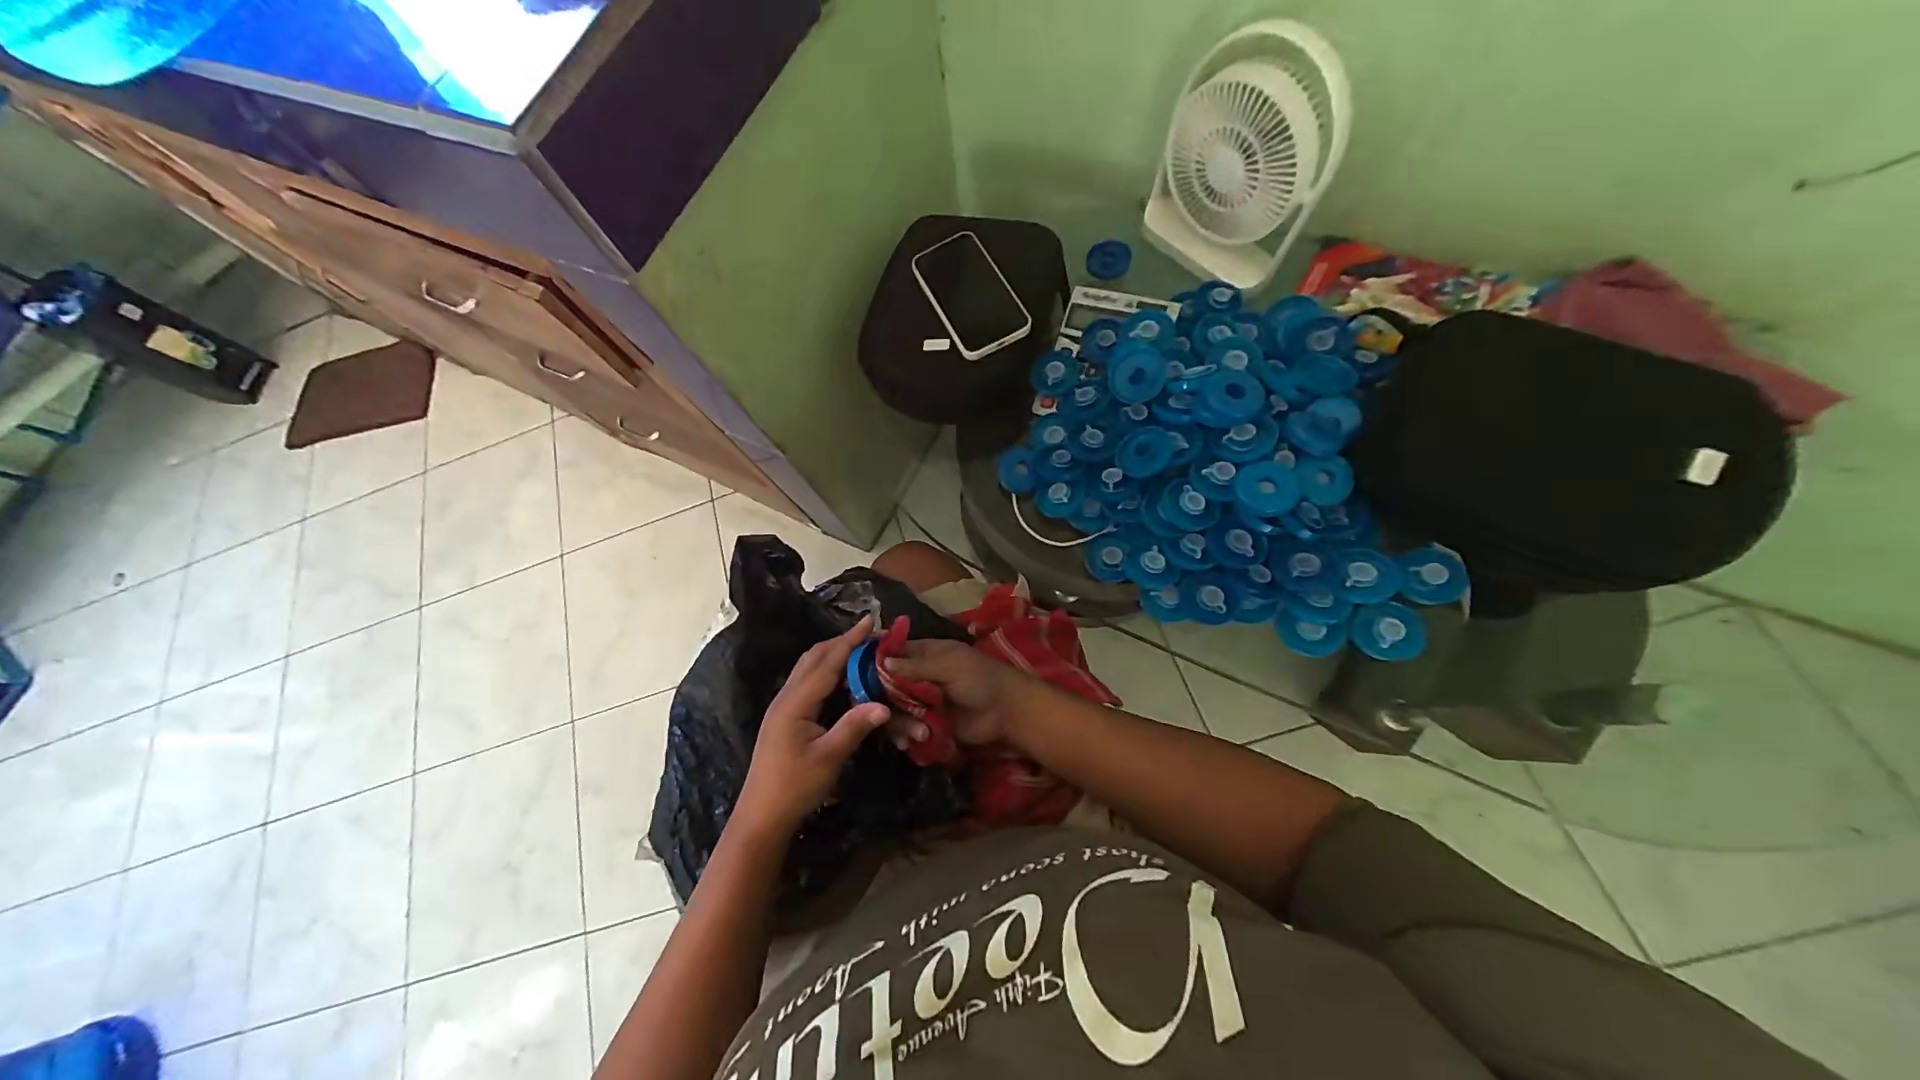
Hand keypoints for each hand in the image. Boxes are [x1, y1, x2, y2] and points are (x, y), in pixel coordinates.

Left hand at [734, 615, 890, 839]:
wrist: (760, 817)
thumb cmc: (794, 788)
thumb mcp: (829, 758)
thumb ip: (855, 727)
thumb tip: (884, 704)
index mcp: (795, 703)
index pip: (827, 662)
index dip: (849, 641)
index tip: (870, 622)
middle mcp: (786, 698)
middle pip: (813, 658)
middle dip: (840, 642)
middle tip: (869, 634)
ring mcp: (782, 708)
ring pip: (808, 669)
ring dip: (832, 654)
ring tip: (859, 650)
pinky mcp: (784, 719)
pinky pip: (807, 683)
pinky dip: (826, 671)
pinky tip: (842, 679)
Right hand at [882, 639, 1033, 749]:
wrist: (1006, 712)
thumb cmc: (979, 679)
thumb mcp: (948, 665)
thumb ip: (916, 666)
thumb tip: (882, 663)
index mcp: (924, 653)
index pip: (891, 653)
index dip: (874, 662)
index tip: (855, 675)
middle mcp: (918, 676)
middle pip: (886, 685)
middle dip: (883, 699)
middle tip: (882, 711)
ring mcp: (921, 701)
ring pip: (893, 709)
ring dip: (900, 721)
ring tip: (918, 732)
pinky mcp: (927, 723)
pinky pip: (906, 728)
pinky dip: (906, 734)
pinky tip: (910, 742)